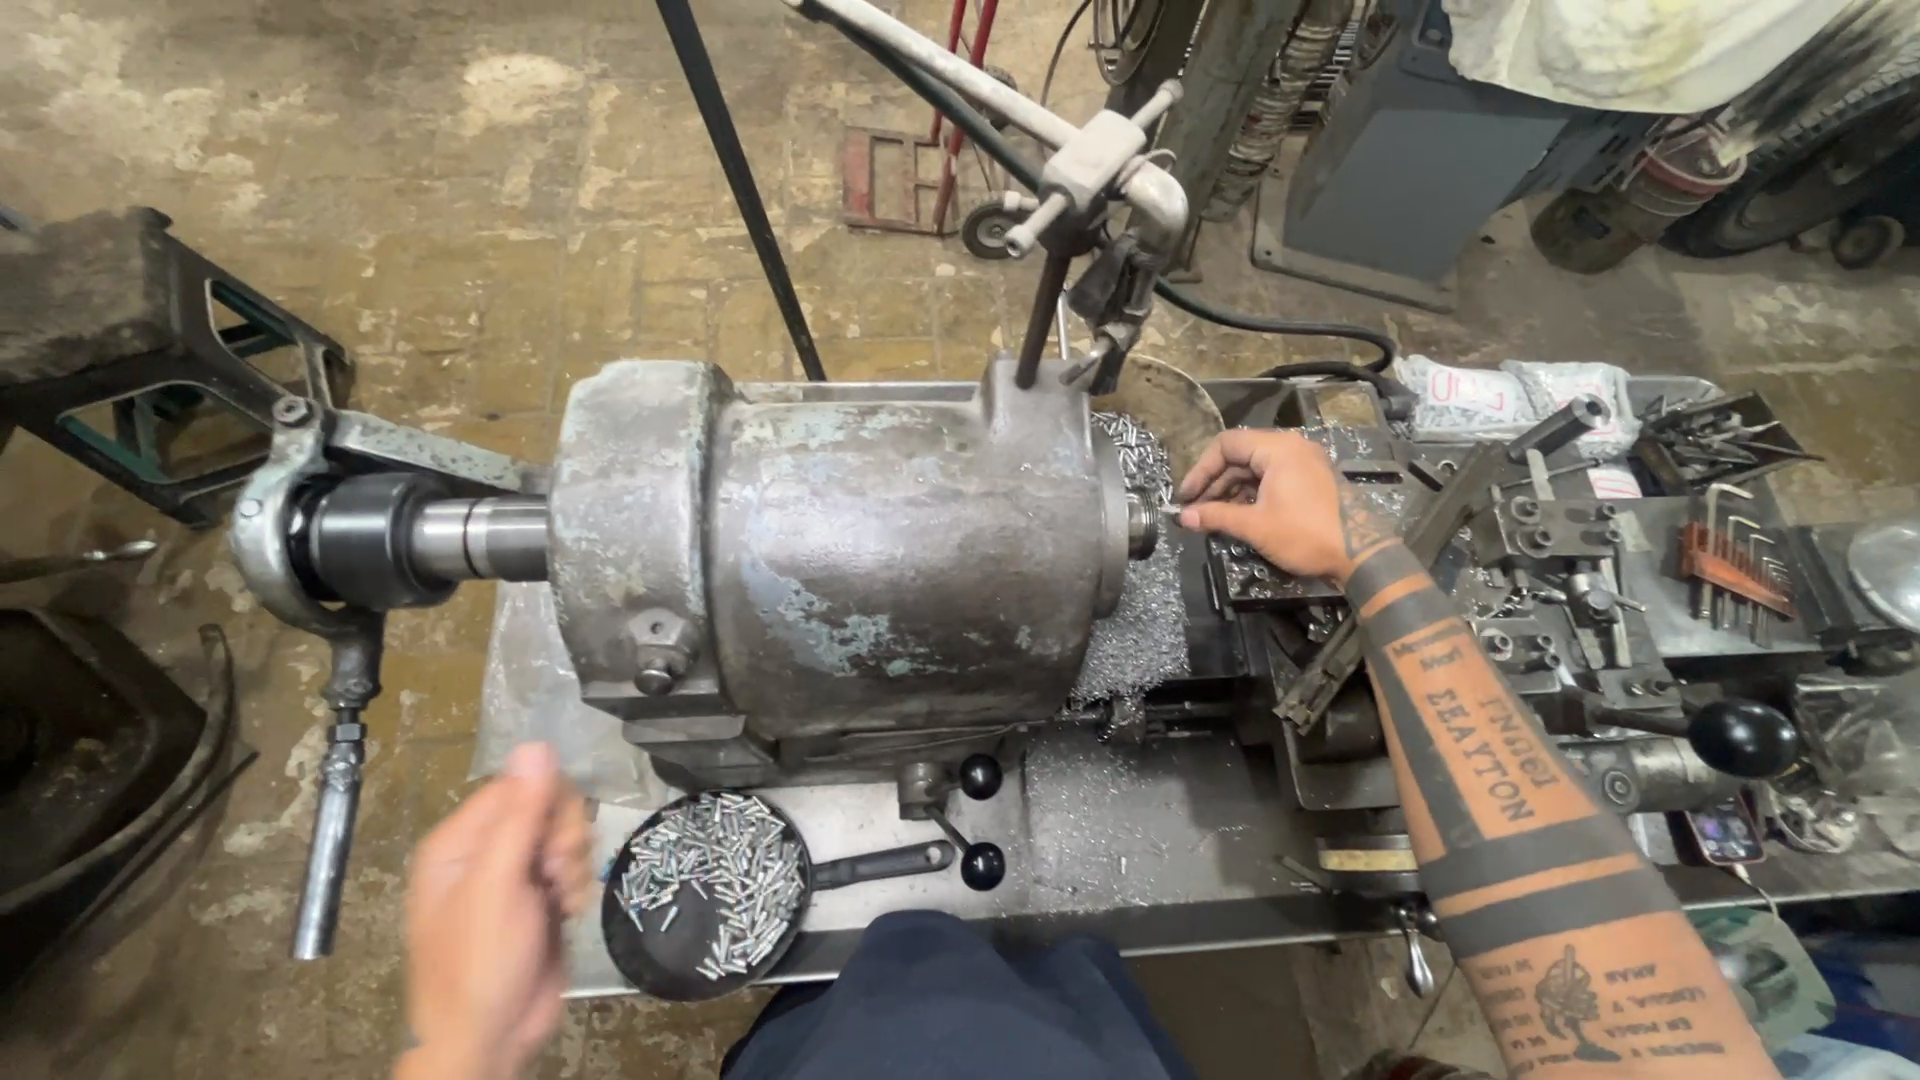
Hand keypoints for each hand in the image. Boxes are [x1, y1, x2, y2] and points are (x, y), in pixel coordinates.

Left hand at [398, 743, 594, 1079]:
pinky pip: (575, 862)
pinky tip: (569, 910)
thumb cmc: (479, 964)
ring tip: (561, 899)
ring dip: (576, 864)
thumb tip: (536, 743)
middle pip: (550, 805)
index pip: (521, 785)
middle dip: (566, 839)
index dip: (549, 806)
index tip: (553, 848)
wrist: (490, 1039)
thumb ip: (519, 814)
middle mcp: (486, 850)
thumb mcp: (497, 886)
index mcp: (460, 841)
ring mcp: (515, 873)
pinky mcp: (542, 894)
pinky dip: (580, 884)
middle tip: (556, 876)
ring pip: (568, 833)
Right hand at [1175, 429, 1390, 583]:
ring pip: (1254, 468)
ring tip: (1212, 516)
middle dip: (1213, 482)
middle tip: (1194, 509)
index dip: (1200, 469)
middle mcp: (1291, 447)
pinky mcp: (1310, 480)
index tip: (1186, 496)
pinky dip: (1250, 493)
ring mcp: (1304, 463)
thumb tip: (1182, 518)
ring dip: (1230, 490)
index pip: (1226, 444)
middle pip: (1239, 455)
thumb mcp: (1255, 526)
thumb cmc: (1305, 535)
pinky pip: (1271, 478)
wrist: (1361, 555)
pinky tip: (1237, 515)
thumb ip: (1215, 517)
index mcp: (1278, 449)